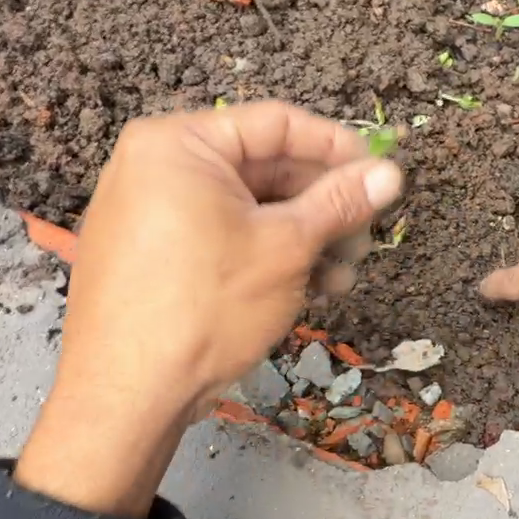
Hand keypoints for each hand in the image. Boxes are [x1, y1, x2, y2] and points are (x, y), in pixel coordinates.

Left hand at [17, 102, 401, 517]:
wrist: (127, 395)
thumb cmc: (206, 306)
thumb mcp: (288, 247)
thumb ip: (342, 202)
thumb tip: (391, 173)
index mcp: (179, 144)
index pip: (278, 124)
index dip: (338, 148)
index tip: (382, 175)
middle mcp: (160, 167)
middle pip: (268, 169)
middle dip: (325, 207)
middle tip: (365, 240)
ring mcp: (155, 213)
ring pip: (254, 209)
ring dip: (308, 239)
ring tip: (341, 278)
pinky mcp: (158, 254)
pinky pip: (228, 237)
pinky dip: (272, 256)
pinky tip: (309, 289)